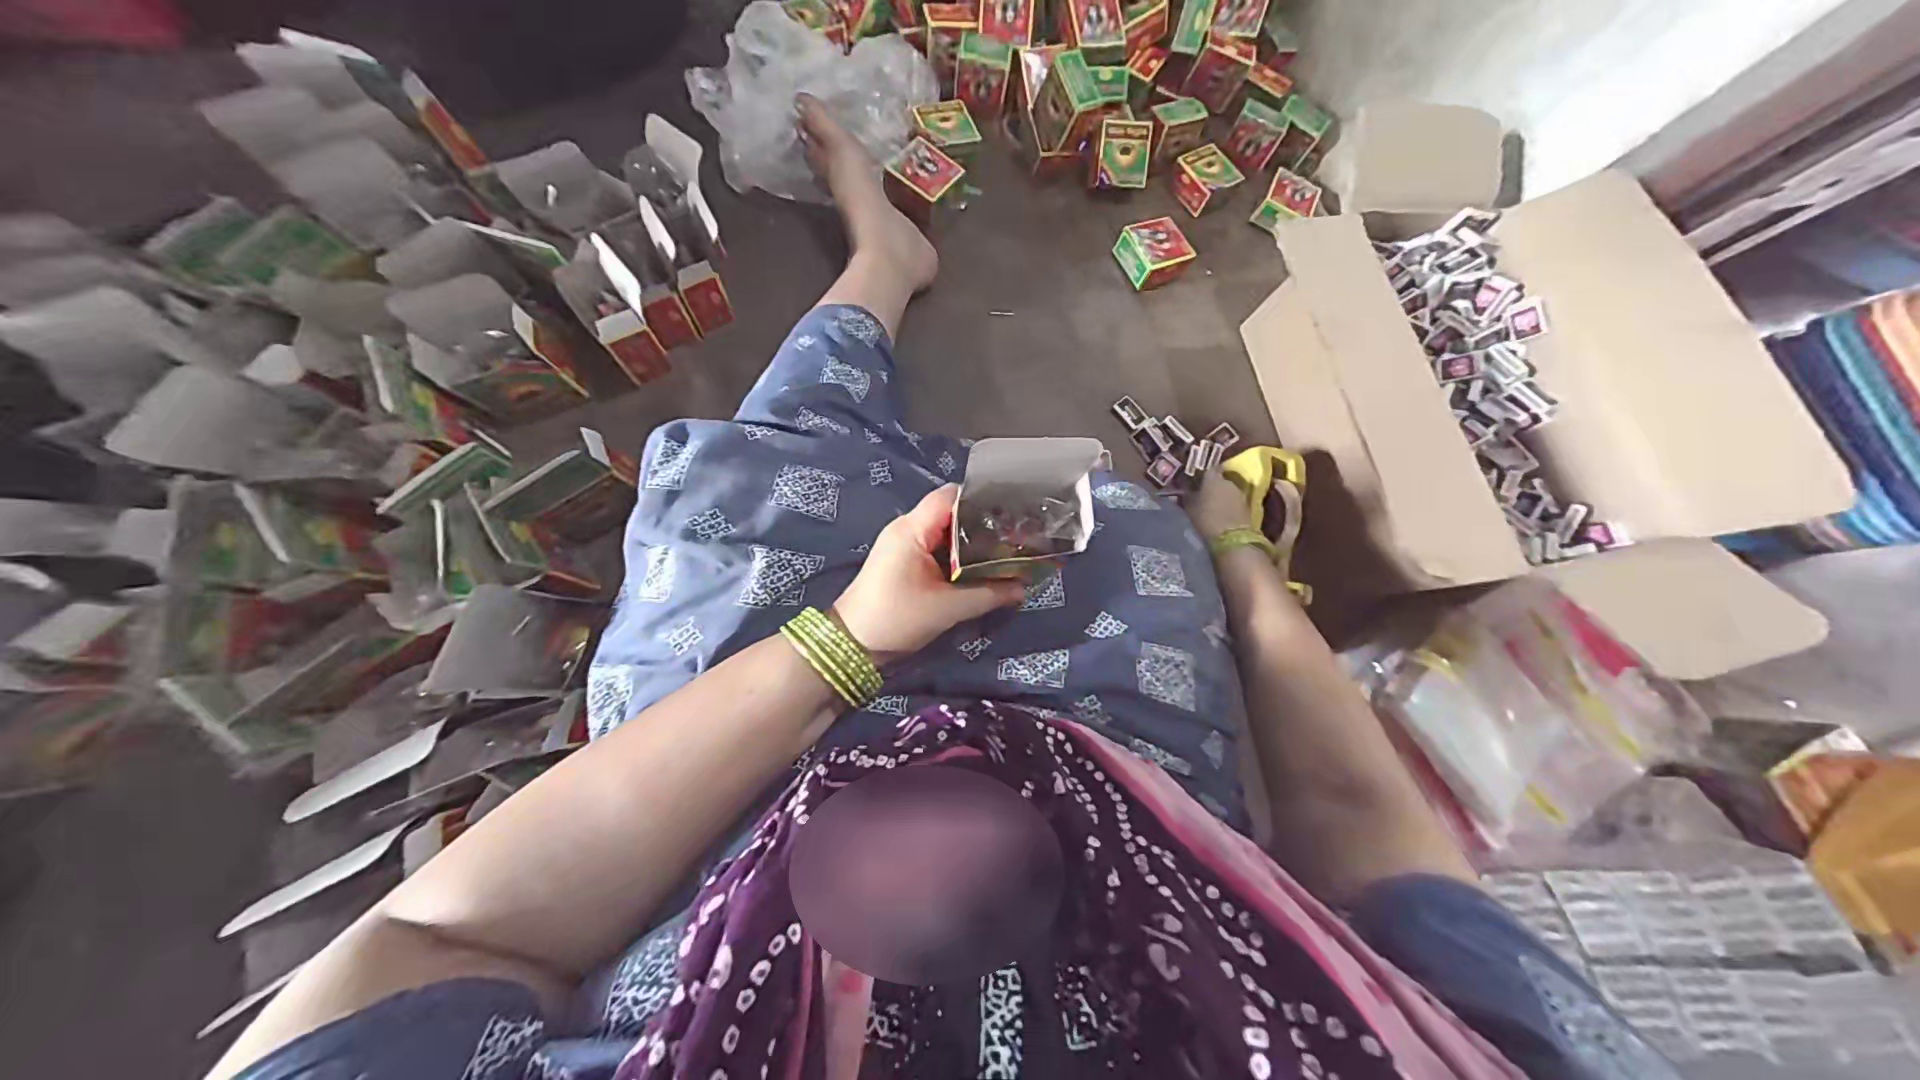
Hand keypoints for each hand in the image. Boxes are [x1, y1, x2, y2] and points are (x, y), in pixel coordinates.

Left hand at [834, 485, 1025, 662]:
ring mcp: (902, 545)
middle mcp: (906, 529)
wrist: (853, 644)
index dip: (981, 500)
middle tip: (1014, 536)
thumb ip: (988, 594)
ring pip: (944, 531)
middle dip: (981, 523)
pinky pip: (935, 547)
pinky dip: (956, 554)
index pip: (950, 496)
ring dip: (970, 541)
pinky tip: (978, 566)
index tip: (1010, 515)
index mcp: (912, 529)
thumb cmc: (897, 618)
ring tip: (1003, 550)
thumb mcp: (948, 608)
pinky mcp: (903, 561)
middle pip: (950, 511)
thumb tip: (1024, 588)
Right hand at [1185, 469, 1253, 541]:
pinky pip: (1234, 501)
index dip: (1202, 474)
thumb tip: (1184, 489)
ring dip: (1221, 496)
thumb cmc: (1206, 519)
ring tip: (1212, 507)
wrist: (1232, 538)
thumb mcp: (1190, 507)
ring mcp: (1240, 493)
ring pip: (1227, 491)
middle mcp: (1228, 482)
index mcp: (1213, 479)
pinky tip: (1222, 514)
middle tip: (1202, 496)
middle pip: (1219, 480)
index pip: (1208, 469)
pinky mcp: (1246, 506)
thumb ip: (1187, 495)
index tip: (1196, 481)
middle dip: (1212, 487)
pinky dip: (1228, 505)